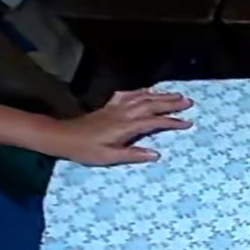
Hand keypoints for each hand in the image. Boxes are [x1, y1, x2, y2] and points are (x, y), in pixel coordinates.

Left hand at [41, 90, 193, 165]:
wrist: (61, 136)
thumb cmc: (84, 149)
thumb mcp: (108, 157)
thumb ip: (133, 155)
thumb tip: (156, 154)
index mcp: (124, 126)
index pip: (153, 122)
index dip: (171, 122)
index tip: (188, 123)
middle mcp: (122, 114)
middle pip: (150, 104)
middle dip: (170, 103)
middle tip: (188, 101)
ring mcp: (115, 108)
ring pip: (141, 97)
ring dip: (159, 95)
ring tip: (175, 94)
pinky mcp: (108, 107)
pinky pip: (127, 95)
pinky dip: (140, 92)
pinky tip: (147, 91)